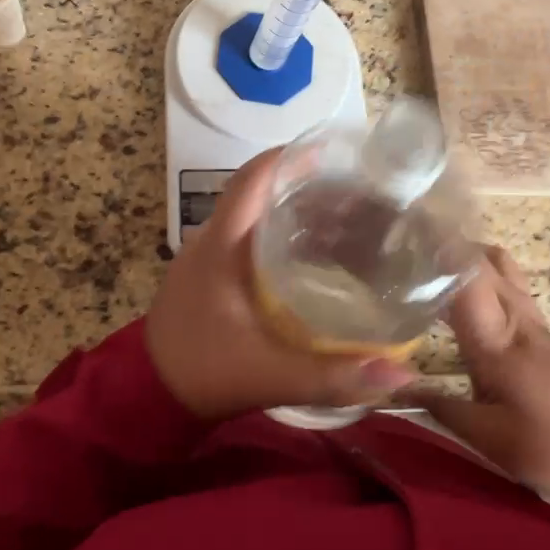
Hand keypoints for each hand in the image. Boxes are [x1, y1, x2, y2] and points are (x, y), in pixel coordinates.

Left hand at [145, 148, 415, 421]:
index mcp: (220, 245)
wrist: (148, 395)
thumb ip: (333, 378)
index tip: (338, 154)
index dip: (292, 157)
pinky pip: (250, 240)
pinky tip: (316, 261)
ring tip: (349, 222)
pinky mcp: (210, 277)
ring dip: (296, 213)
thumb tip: (400, 375)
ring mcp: (208, 257)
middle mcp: (212, 240)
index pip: (253, 178)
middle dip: (308, 187)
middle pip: (260, 193)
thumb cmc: (202, 372)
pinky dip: (283, 238)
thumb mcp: (270, 375)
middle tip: (360, 195)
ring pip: (256, 217)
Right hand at [405, 246, 549, 498]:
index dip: (437, 250)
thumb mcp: (494, 442)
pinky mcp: (549, 337)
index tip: (405, 232)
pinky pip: (510, 291)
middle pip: (484, 261)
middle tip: (404, 244)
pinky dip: (482, 283)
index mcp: (499, 343)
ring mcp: (538, 325)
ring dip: (466, 259)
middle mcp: (518, 321)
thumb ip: (444, 409)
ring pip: (501, 270)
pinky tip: (461, 304)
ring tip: (428, 267)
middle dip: (445, 245)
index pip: (467, 278)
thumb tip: (396, 386)